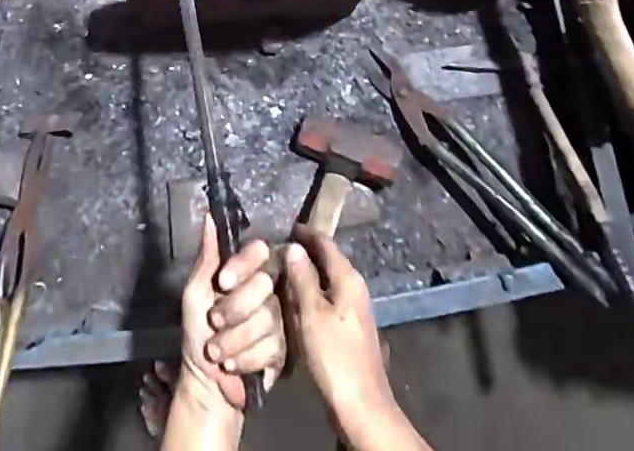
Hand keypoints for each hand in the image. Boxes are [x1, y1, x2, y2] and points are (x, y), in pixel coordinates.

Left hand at [177, 215, 284, 415]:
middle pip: (263, 285)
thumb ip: (207, 256)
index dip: (243, 265)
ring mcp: (278, 319)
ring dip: (235, 339)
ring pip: (267, 319)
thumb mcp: (195, 290)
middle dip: (234, 309)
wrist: (205, 380)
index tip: (223, 282)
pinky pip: (273, 347)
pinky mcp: (284, 349)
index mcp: (244, 272)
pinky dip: (246, 358)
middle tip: (214, 322)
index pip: (258, 251)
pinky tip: (233, 364)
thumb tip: (208, 216)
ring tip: (217, 350)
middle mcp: (265, 290)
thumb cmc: (197, 330)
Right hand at [282, 227, 397, 434]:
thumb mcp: (312, 313)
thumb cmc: (335, 357)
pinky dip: (308, 293)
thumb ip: (302, 277)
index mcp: (348, 279)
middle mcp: (354, 288)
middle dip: (302, 252)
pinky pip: (325, 298)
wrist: (361, 407)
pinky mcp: (347, 327)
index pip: (325, 243)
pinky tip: (290, 300)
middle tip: (272, 248)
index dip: (304, 233)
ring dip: (303, 274)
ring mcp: (353, 309)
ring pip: (325, 280)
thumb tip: (293, 246)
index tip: (281, 226)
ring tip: (276, 271)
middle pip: (326, 259)